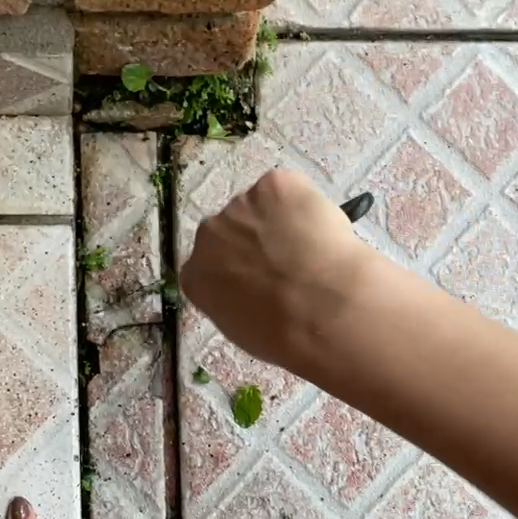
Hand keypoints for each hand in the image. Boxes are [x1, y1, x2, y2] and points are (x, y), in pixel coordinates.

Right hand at [180, 168, 382, 366]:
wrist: (322, 310)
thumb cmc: (283, 334)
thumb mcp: (242, 329)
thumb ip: (234, 299)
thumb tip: (252, 290)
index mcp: (196, 274)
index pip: (208, 264)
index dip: (237, 268)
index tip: (259, 277)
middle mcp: (209, 234)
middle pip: (231, 229)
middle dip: (254, 240)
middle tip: (287, 262)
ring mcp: (240, 204)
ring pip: (262, 206)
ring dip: (280, 220)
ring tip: (311, 250)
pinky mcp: (273, 184)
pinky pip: (290, 189)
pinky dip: (306, 203)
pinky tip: (320, 232)